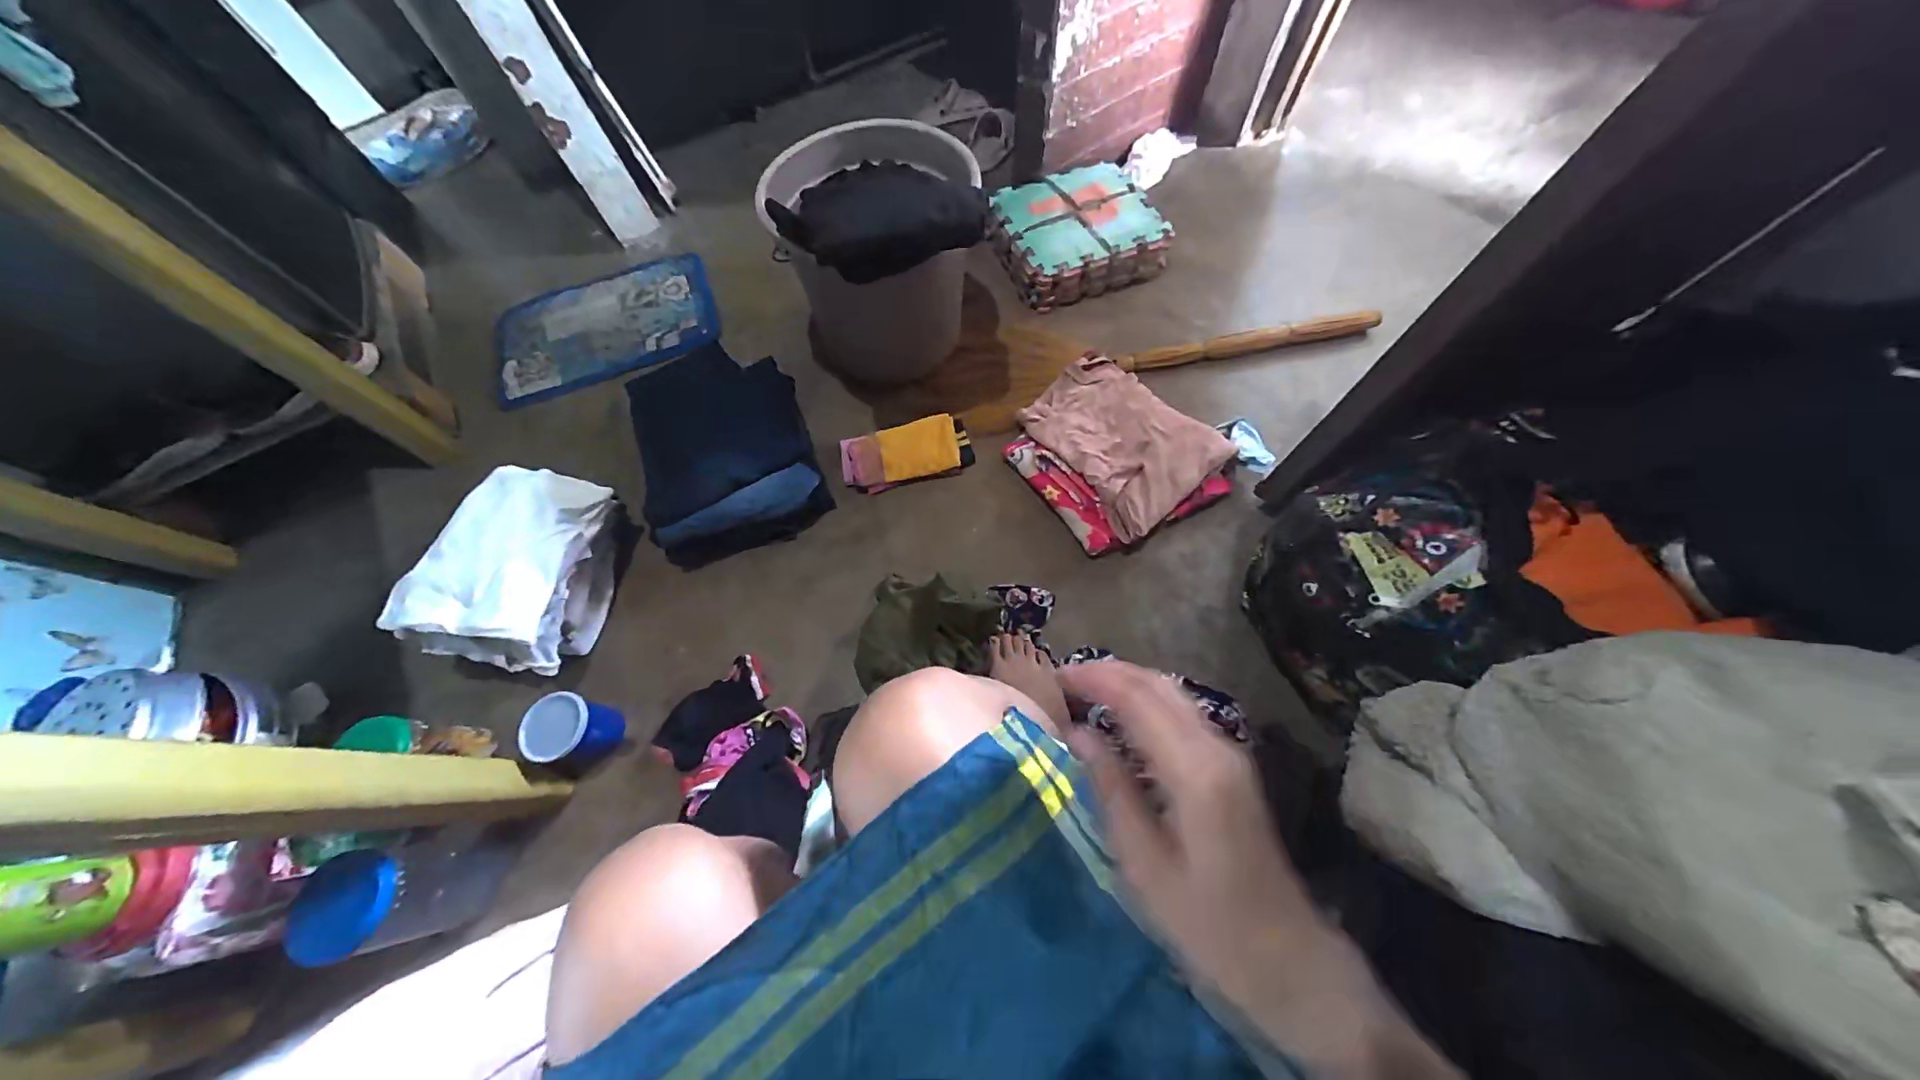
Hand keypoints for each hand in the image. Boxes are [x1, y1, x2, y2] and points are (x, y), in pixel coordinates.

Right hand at [1059, 661, 1458, 1079]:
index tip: (1053, 676)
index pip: (1138, 699)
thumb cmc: (1208, 924)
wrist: (1288, 959)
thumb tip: (1077, 734)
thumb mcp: (1144, 865)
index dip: (1094, 678)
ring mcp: (1230, 755)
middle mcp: (1217, 748)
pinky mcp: (1232, 767)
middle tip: (1062, 678)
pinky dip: (1146, 702)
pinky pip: (1183, 714)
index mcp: (1195, 772)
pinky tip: (1120, 717)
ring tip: (1082, 690)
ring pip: (1173, 693)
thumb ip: (1110, 790)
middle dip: (1108, 671)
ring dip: (1128, 683)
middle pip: (1158, 684)